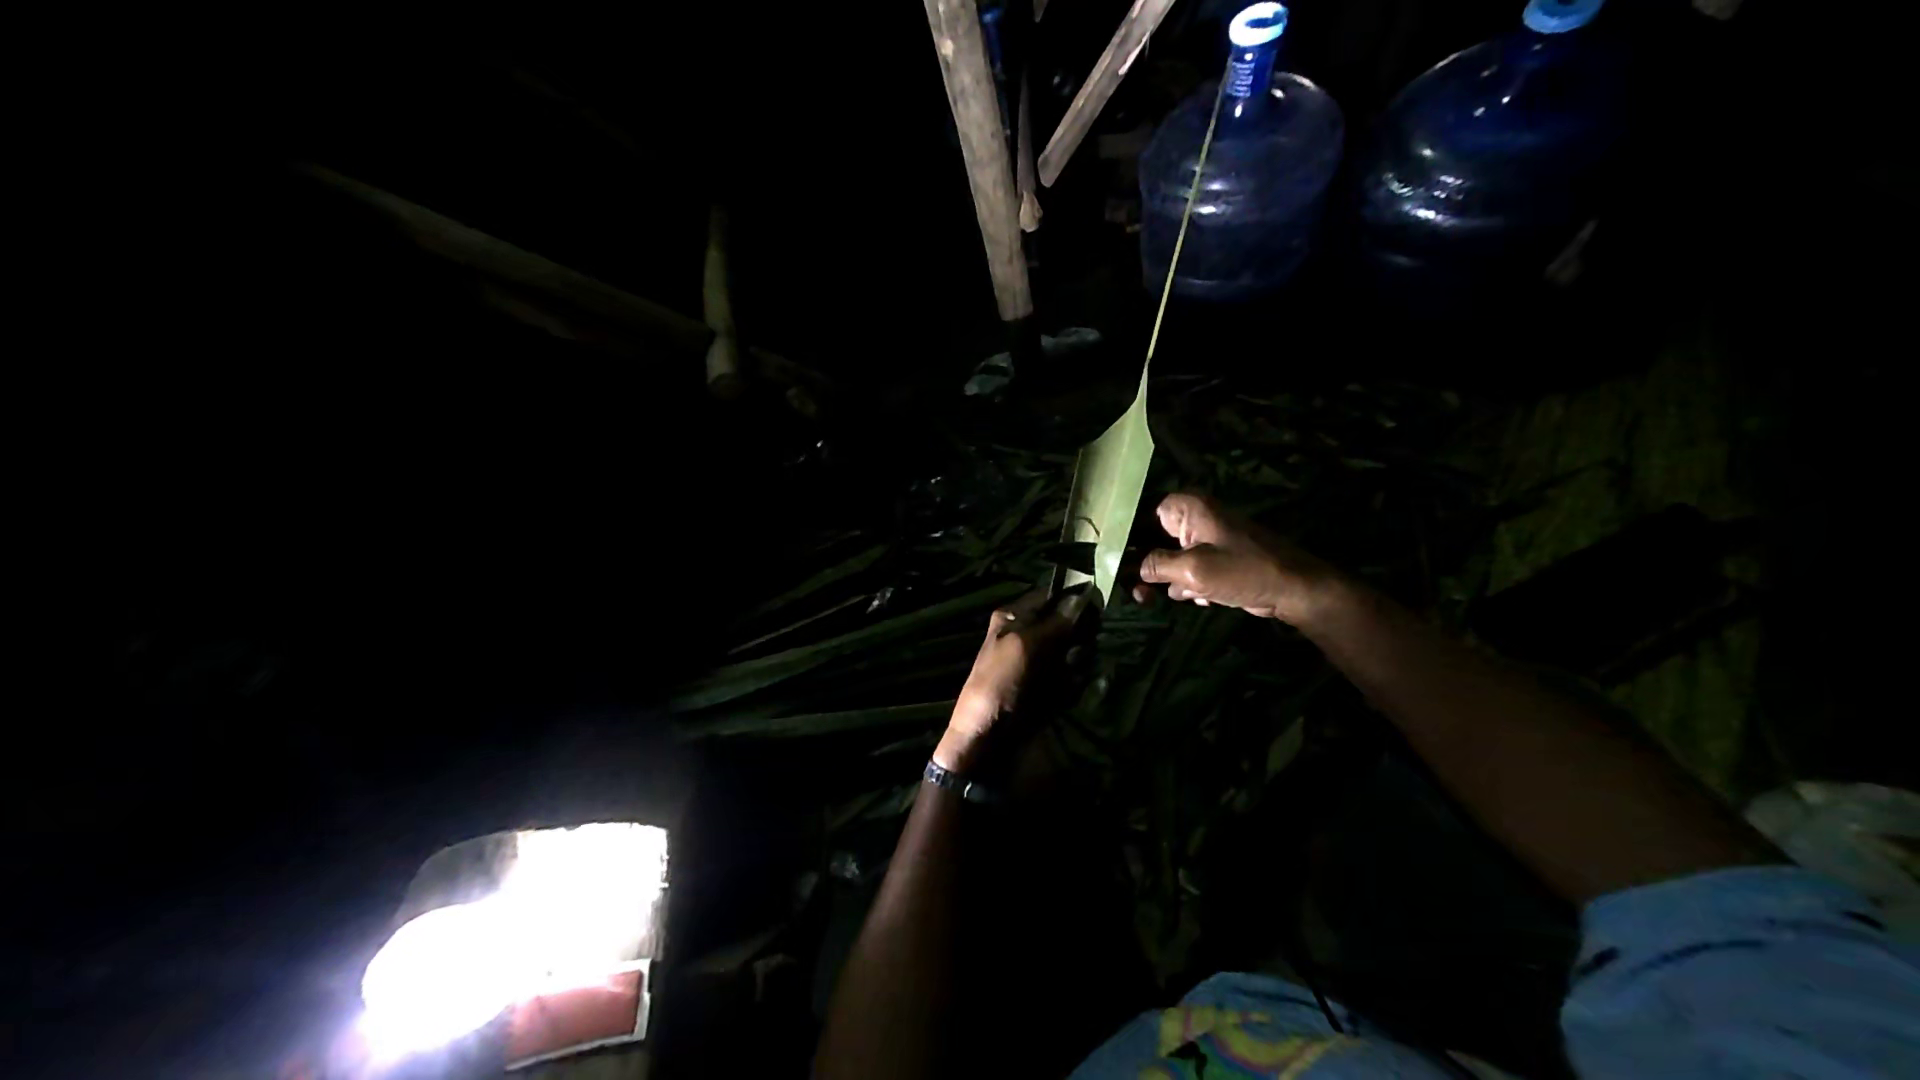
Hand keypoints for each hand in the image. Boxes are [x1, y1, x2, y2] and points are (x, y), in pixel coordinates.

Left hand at [936, 589, 1087, 773]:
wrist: (989, 739)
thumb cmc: (1000, 683)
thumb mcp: (1025, 644)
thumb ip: (1056, 621)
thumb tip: (1085, 595)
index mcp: (1015, 618)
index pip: (1051, 595)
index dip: (1074, 598)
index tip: (1097, 603)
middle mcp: (1030, 636)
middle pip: (1070, 624)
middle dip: (1079, 636)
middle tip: (1075, 649)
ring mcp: (1042, 663)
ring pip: (1077, 651)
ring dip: (1079, 662)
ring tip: (1067, 676)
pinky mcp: (1052, 688)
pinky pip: (1074, 677)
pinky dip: (1074, 685)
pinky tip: (1065, 694)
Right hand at [1133, 493, 1339, 625]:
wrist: (1294, 589)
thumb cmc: (1244, 571)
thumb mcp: (1192, 569)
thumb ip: (1156, 565)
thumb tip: (1135, 569)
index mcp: (1188, 508)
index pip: (1141, 516)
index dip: (1129, 541)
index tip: (1118, 566)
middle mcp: (1194, 517)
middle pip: (1153, 540)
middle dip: (1148, 568)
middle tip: (1140, 593)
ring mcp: (1206, 539)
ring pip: (1169, 559)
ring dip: (1170, 581)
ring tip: (1182, 595)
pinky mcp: (1216, 559)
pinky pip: (1188, 570)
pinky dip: (1190, 585)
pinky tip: (1203, 597)